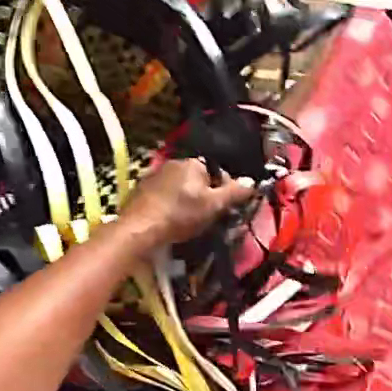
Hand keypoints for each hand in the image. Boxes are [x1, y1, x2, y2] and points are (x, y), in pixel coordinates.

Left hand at [114, 158, 256, 249]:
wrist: (139, 228)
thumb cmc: (180, 215)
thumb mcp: (213, 206)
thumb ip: (234, 193)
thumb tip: (252, 182)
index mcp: (193, 163)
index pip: (218, 174)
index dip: (223, 193)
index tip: (221, 211)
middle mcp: (174, 162)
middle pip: (198, 180)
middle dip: (203, 197)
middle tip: (204, 219)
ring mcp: (155, 174)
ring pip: (179, 188)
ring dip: (185, 201)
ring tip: (185, 222)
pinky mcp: (141, 188)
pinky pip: (163, 194)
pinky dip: (168, 204)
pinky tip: (167, 220)